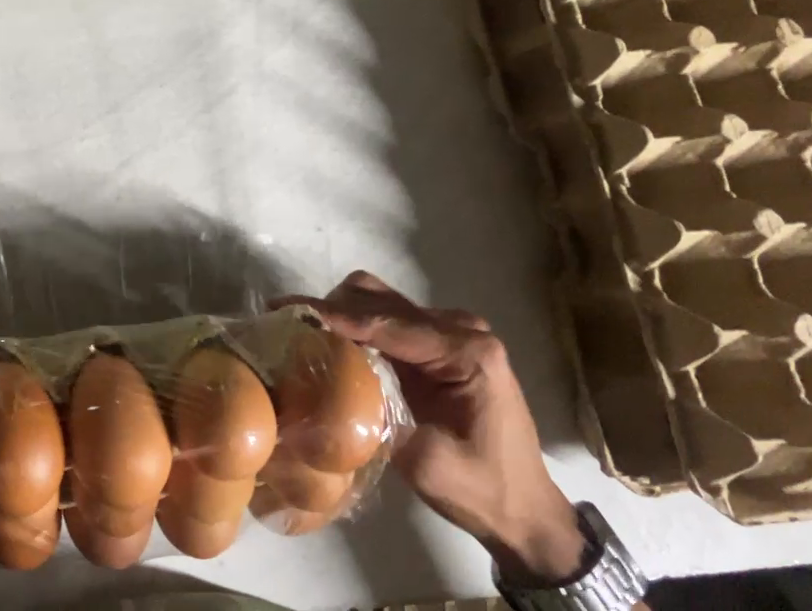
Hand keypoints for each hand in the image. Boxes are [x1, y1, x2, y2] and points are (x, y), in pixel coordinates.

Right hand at [280, 272, 587, 586]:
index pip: (386, 322)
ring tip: (300, 333)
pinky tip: (327, 343)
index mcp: (467, 352)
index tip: (286, 312)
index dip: (333, 316)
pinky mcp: (438, 345)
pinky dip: (353, 325)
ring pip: (378, 302)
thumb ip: (380, 416)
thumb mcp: (427, 462)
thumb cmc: (482, 490)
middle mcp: (460, 330)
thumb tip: (325, 387)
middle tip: (285, 325)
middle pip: (379, 299)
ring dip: (339, 314)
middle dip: (329, 308)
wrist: (525, 512)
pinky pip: (386, 320)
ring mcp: (450, 334)